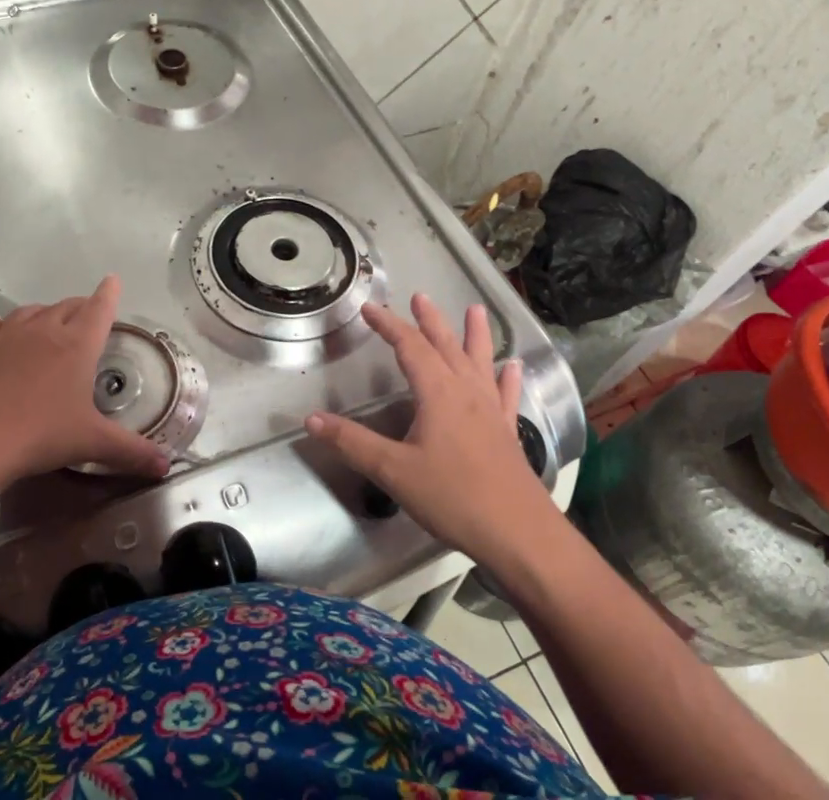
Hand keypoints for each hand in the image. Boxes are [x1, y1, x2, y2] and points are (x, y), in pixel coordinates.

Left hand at [0, 276, 169, 486]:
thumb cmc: (42, 435)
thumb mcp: (92, 443)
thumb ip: (131, 451)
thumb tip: (166, 466)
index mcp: (77, 347)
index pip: (99, 310)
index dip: (108, 294)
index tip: (112, 281)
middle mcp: (43, 332)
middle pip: (66, 307)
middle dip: (80, 307)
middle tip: (86, 315)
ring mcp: (5, 337)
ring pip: (29, 312)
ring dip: (43, 314)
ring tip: (48, 323)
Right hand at [306, 294, 549, 556]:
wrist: (517, 532)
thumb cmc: (452, 497)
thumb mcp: (393, 470)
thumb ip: (352, 442)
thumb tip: (311, 419)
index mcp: (438, 394)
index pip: (410, 347)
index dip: (389, 325)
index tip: (370, 308)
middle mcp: (467, 393)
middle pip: (446, 346)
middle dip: (430, 321)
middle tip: (421, 297)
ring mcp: (492, 411)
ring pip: (480, 362)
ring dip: (474, 335)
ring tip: (475, 311)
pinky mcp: (507, 432)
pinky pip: (507, 394)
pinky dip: (507, 376)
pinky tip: (512, 367)